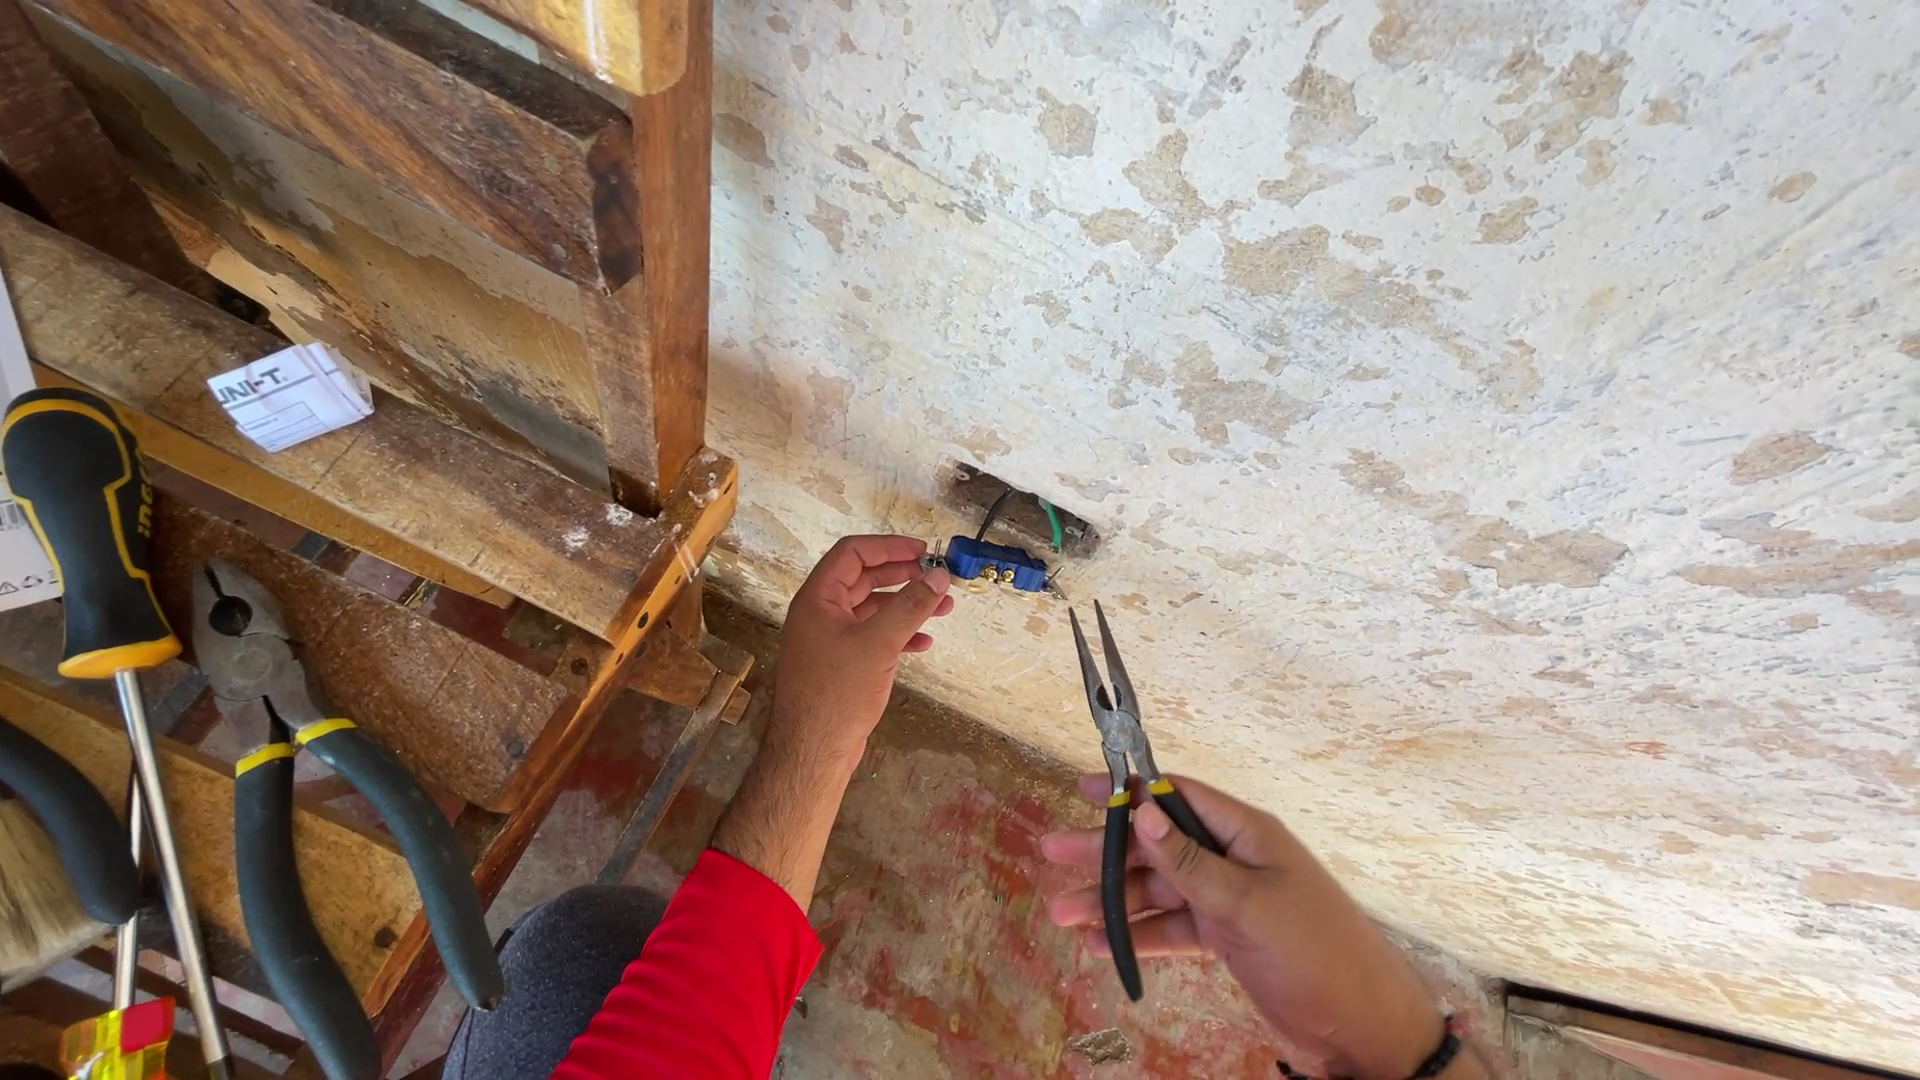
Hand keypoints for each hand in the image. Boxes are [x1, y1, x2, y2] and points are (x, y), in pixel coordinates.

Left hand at [772, 535, 953, 752]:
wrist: (813, 752)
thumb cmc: (838, 692)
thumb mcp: (879, 643)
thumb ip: (910, 606)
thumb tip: (939, 575)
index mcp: (818, 598)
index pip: (852, 553)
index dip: (889, 547)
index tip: (923, 552)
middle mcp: (821, 612)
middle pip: (865, 578)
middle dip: (904, 577)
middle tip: (938, 578)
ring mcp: (830, 638)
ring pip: (873, 609)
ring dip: (907, 606)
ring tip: (944, 609)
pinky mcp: (841, 662)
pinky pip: (873, 635)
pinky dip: (898, 634)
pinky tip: (923, 642)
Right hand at [1042, 775, 1447, 1079]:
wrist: (1366, 1034)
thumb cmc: (1315, 953)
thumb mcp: (1247, 905)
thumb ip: (1190, 861)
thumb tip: (1143, 809)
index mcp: (1245, 833)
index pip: (1178, 797)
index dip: (1130, 791)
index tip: (1084, 787)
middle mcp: (1231, 858)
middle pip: (1156, 845)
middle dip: (1106, 851)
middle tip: (1053, 852)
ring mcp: (1226, 899)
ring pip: (1157, 890)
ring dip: (1113, 901)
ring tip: (1064, 914)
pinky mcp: (1225, 937)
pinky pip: (1171, 927)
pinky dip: (1139, 935)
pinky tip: (1103, 945)